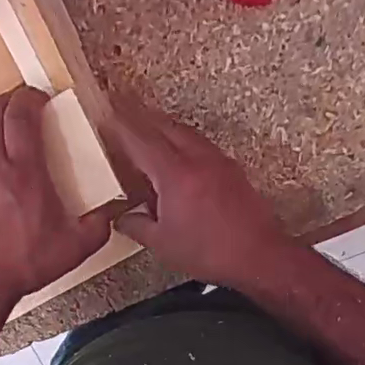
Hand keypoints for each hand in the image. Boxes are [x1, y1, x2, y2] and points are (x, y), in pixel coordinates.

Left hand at [0, 87, 119, 310]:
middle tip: (23, 108)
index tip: (40, 99)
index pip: (22, 113)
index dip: (31, 97)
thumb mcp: (75, 247)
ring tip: (1, 122)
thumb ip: (98, 225)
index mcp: (25, 172)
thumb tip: (111, 213)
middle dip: (10, 101)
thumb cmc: (25, 263)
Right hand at [104, 99, 299, 288]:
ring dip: (163, 126)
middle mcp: (197, 160)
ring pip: (184, 133)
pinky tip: (177, 156)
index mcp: (175, 175)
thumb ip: (137, 225)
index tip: (107, 113)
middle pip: (164, 126)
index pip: (140, 140)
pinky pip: (201, 145)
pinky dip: (182, 142)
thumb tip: (122, 217)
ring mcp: (217, 162)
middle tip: (123, 108)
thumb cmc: (211, 252)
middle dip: (140, 116)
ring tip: (147, 129)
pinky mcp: (231, 171)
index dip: (121, 125)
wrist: (257, 256)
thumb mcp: (163, 243)